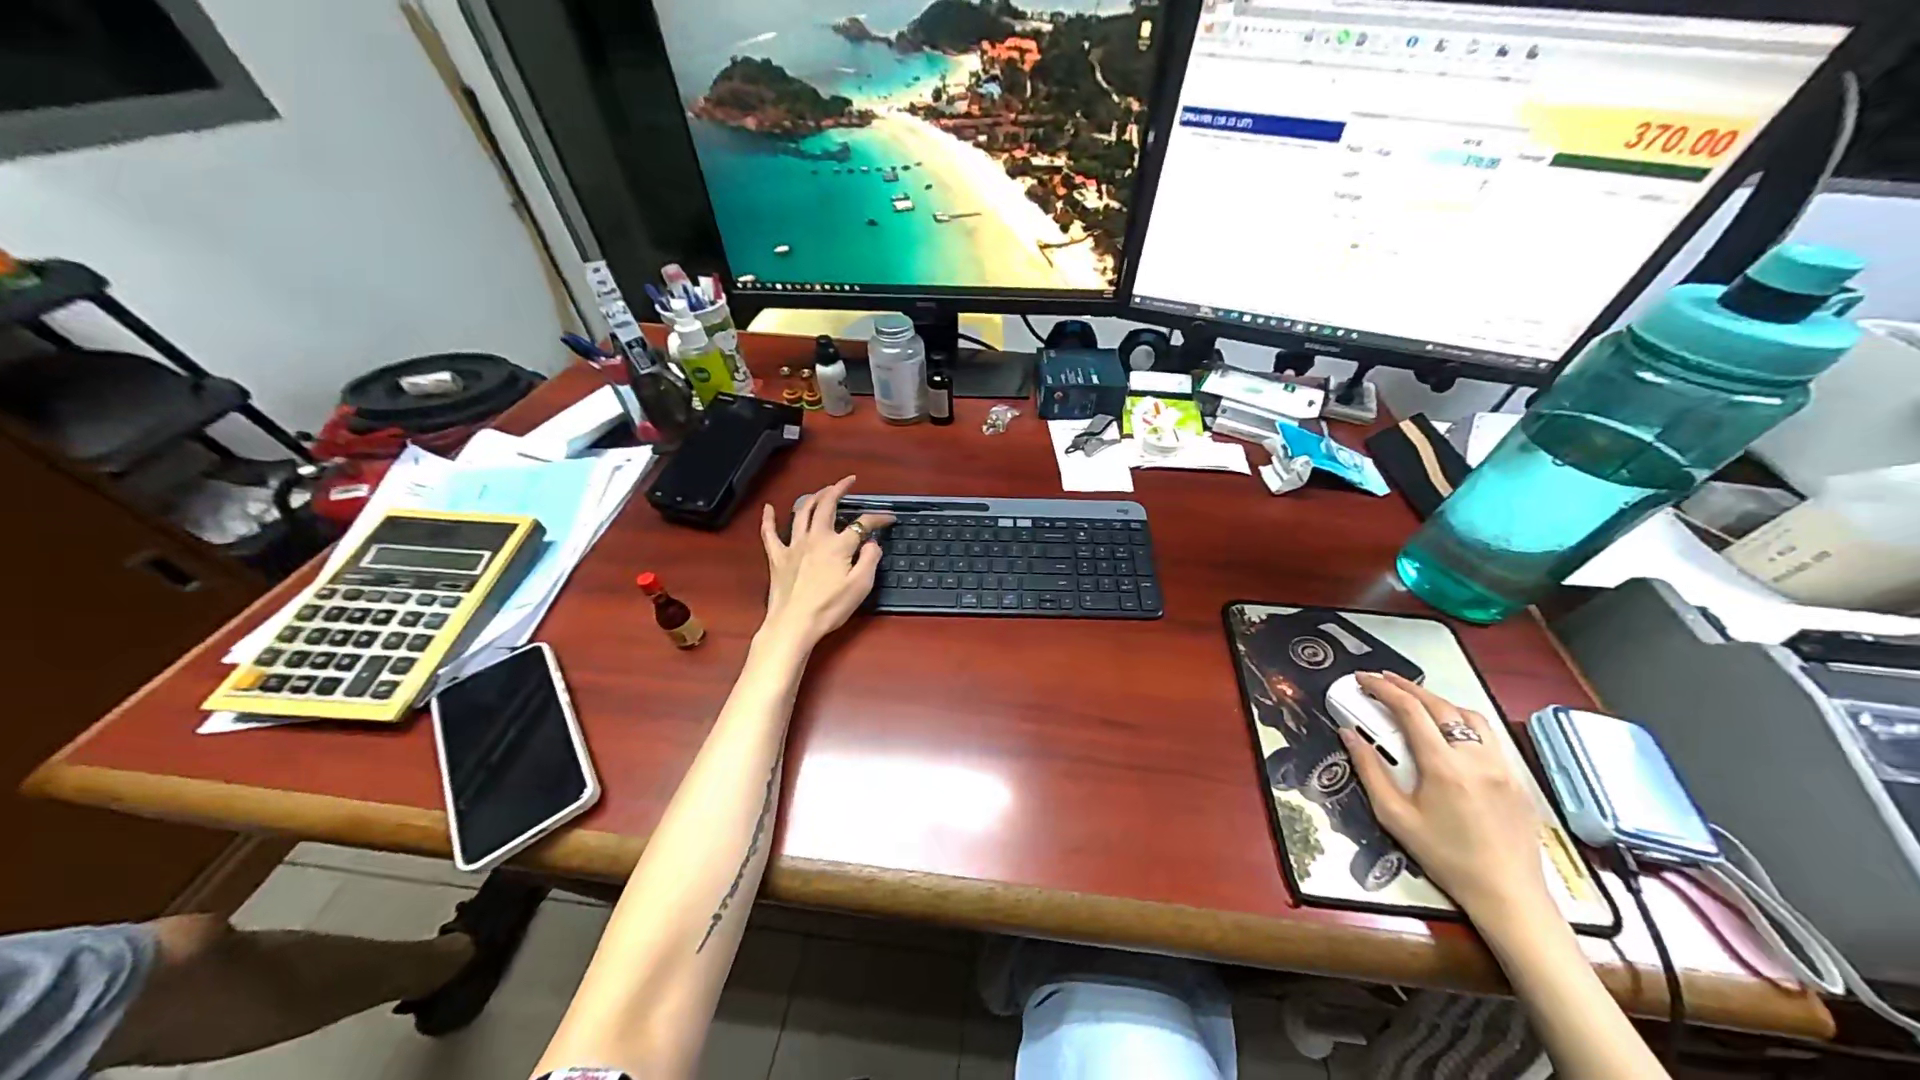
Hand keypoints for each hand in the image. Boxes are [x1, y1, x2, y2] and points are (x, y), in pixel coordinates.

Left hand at [757, 476, 893, 647]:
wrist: (794, 624)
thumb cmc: (829, 608)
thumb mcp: (861, 586)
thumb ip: (870, 560)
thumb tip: (872, 543)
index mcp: (838, 545)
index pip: (862, 524)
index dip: (878, 518)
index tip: (889, 518)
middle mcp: (815, 538)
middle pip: (826, 505)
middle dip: (838, 489)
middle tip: (847, 482)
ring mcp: (793, 546)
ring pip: (801, 512)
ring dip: (813, 496)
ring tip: (822, 491)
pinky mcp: (777, 558)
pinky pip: (769, 533)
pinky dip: (768, 518)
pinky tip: (768, 508)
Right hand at [1341, 672, 1551, 923]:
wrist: (1508, 894)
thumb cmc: (1445, 857)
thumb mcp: (1395, 816)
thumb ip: (1369, 771)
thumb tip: (1349, 734)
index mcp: (1443, 766)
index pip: (1410, 711)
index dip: (1383, 689)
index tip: (1363, 680)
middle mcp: (1476, 758)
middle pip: (1440, 705)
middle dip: (1407, 687)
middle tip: (1382, 680)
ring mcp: (1502, 765)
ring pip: (1470, 715)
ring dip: (1438, 700)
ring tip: (1415, 699)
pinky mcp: (1516, 777)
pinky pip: (1488, 734)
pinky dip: (1463, 719)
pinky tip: (1449, 727)